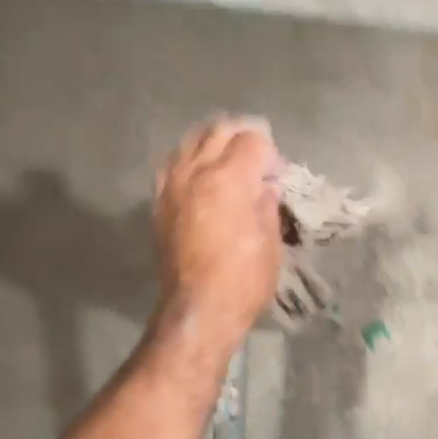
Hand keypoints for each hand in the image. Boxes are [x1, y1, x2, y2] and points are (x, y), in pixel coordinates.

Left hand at [154, 116, 283, 342]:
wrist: (199, 308)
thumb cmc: (244, 281)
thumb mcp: (270, 244)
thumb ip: (266, 205)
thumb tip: (264, 186)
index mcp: (229, 179)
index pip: (253, 140)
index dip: (270, 153)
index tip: (278, 174)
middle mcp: (196, 170)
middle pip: (219, 130)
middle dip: (242, 137)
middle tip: (257, 157)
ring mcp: (172, 183)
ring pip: (191, 141)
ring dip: (213, 143)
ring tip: (228, 161)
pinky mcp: (159, 200)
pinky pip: (173, 163)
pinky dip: (191, 160)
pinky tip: (200, 176)